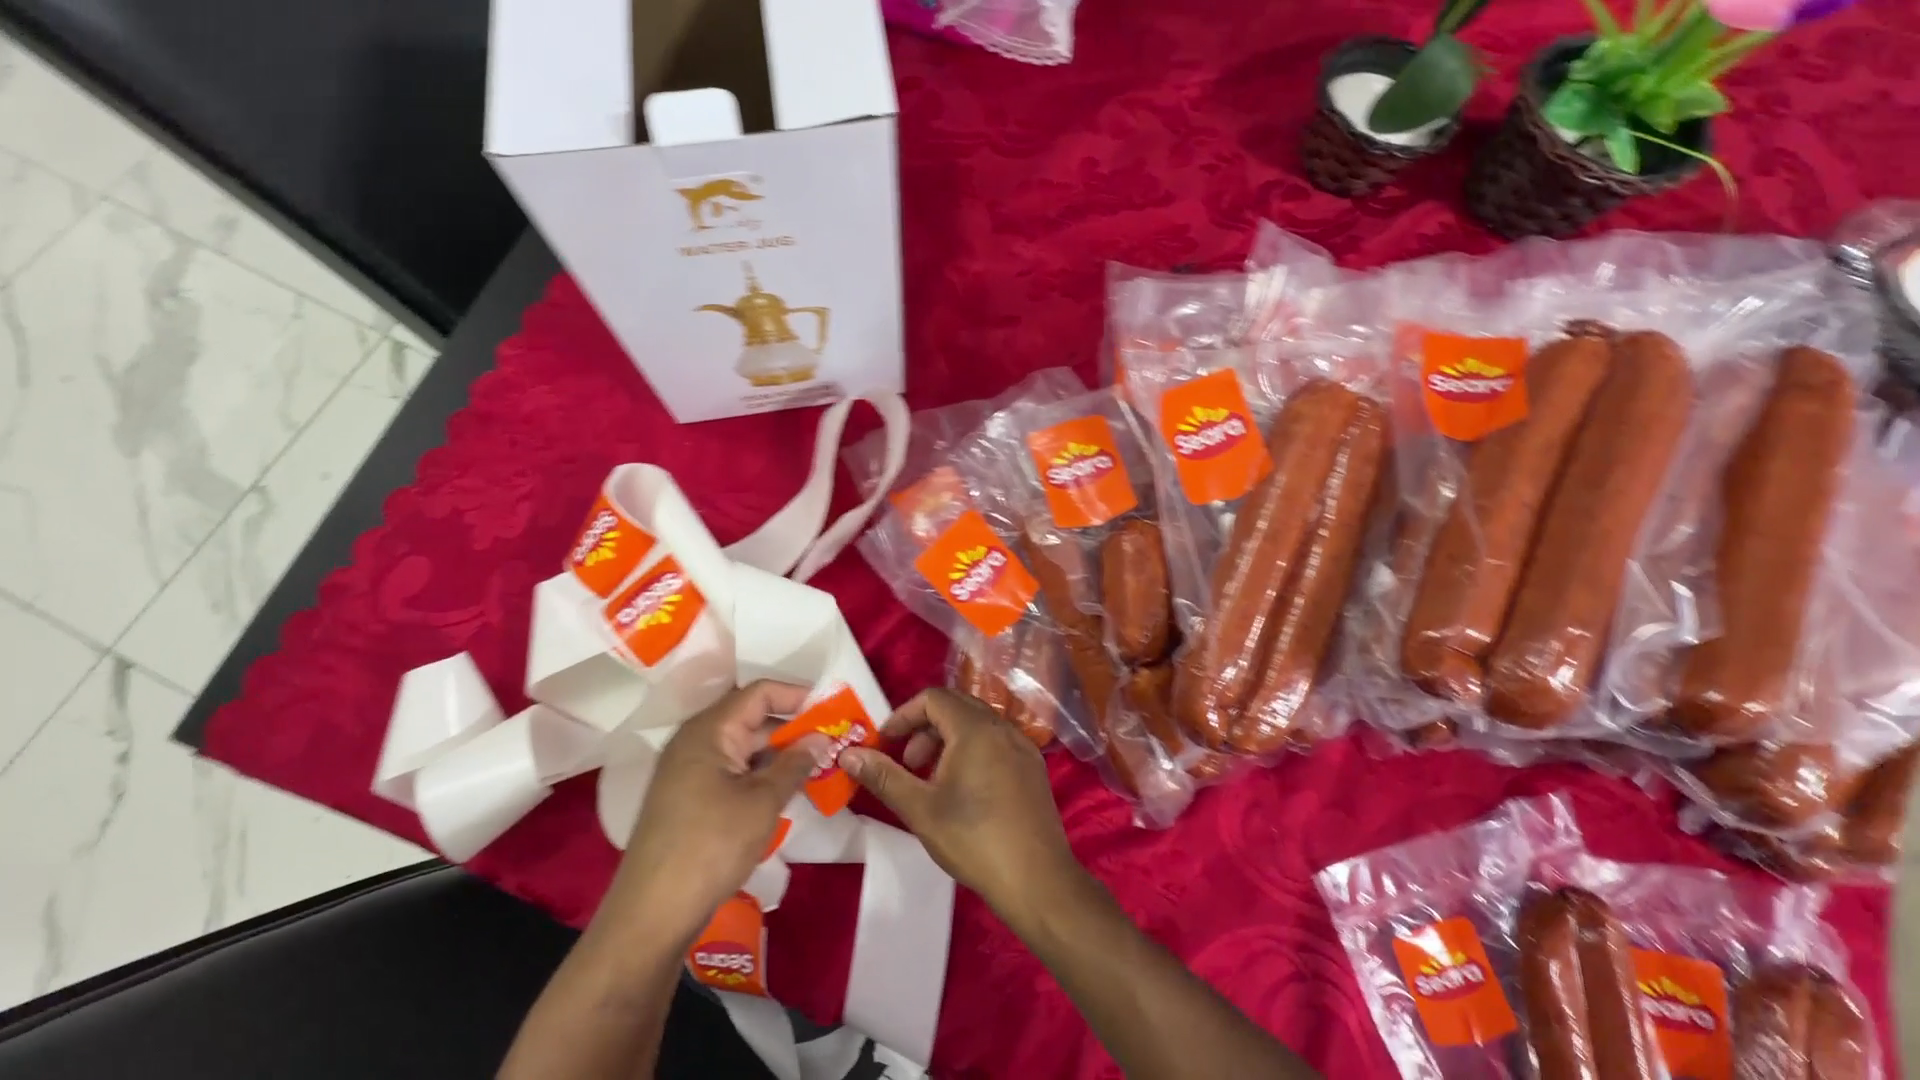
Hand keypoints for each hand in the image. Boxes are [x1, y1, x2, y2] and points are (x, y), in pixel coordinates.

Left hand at [610, 681, 832, 938]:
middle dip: (792, 726)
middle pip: (749, 717)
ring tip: (818, 764)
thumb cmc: (712, 845)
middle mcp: (694, 741)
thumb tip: (821, 737)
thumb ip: (795, 764)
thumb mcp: (763, 802)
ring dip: (778, 753)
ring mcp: (687, 770)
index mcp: (708, 730)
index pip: (759, 693)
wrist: (654, 910)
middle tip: (833, 739)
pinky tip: (786, 789)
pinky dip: (759, 773)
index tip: (832, 708)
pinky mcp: (688, 797)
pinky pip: (731, 770)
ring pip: (742, 746)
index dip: (796, 695)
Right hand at [840, 688, 1079, 918]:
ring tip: (931, 781)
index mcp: (976, 729)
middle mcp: (1003, 729)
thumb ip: (884, 776)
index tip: (885, 743)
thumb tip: (848, 755)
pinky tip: (964, 792)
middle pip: (957, 707)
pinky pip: (997, 744)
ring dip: (948, 741)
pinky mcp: (1034, 770)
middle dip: (925, 728)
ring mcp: (1024, 748)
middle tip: (908, 763)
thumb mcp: (920, 809)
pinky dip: (973, 752)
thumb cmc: (974, 840)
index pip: (934, 698)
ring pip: (979, 726)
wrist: (1037, 880)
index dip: (903, 715)